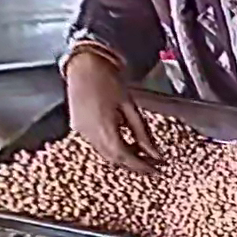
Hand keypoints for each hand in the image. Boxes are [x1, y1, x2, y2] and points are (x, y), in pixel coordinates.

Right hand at [65, 48, 161, 174]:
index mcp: (103, 126)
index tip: (158, 171)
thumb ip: (143, 134)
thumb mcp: (131, 108)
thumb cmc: (109, 81)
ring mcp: (81, 130)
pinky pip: (98, 145)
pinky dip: (114, 149)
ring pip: (106, 154)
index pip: (124, 156)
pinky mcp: (78, 126)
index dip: (142, 167)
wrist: (84, 65)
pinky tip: (129, 146)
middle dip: (136, 165)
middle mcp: (88, 132)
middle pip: (115, 158)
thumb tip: (156, 155)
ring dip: (125, 158)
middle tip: (154, 167)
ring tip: (145, 157)